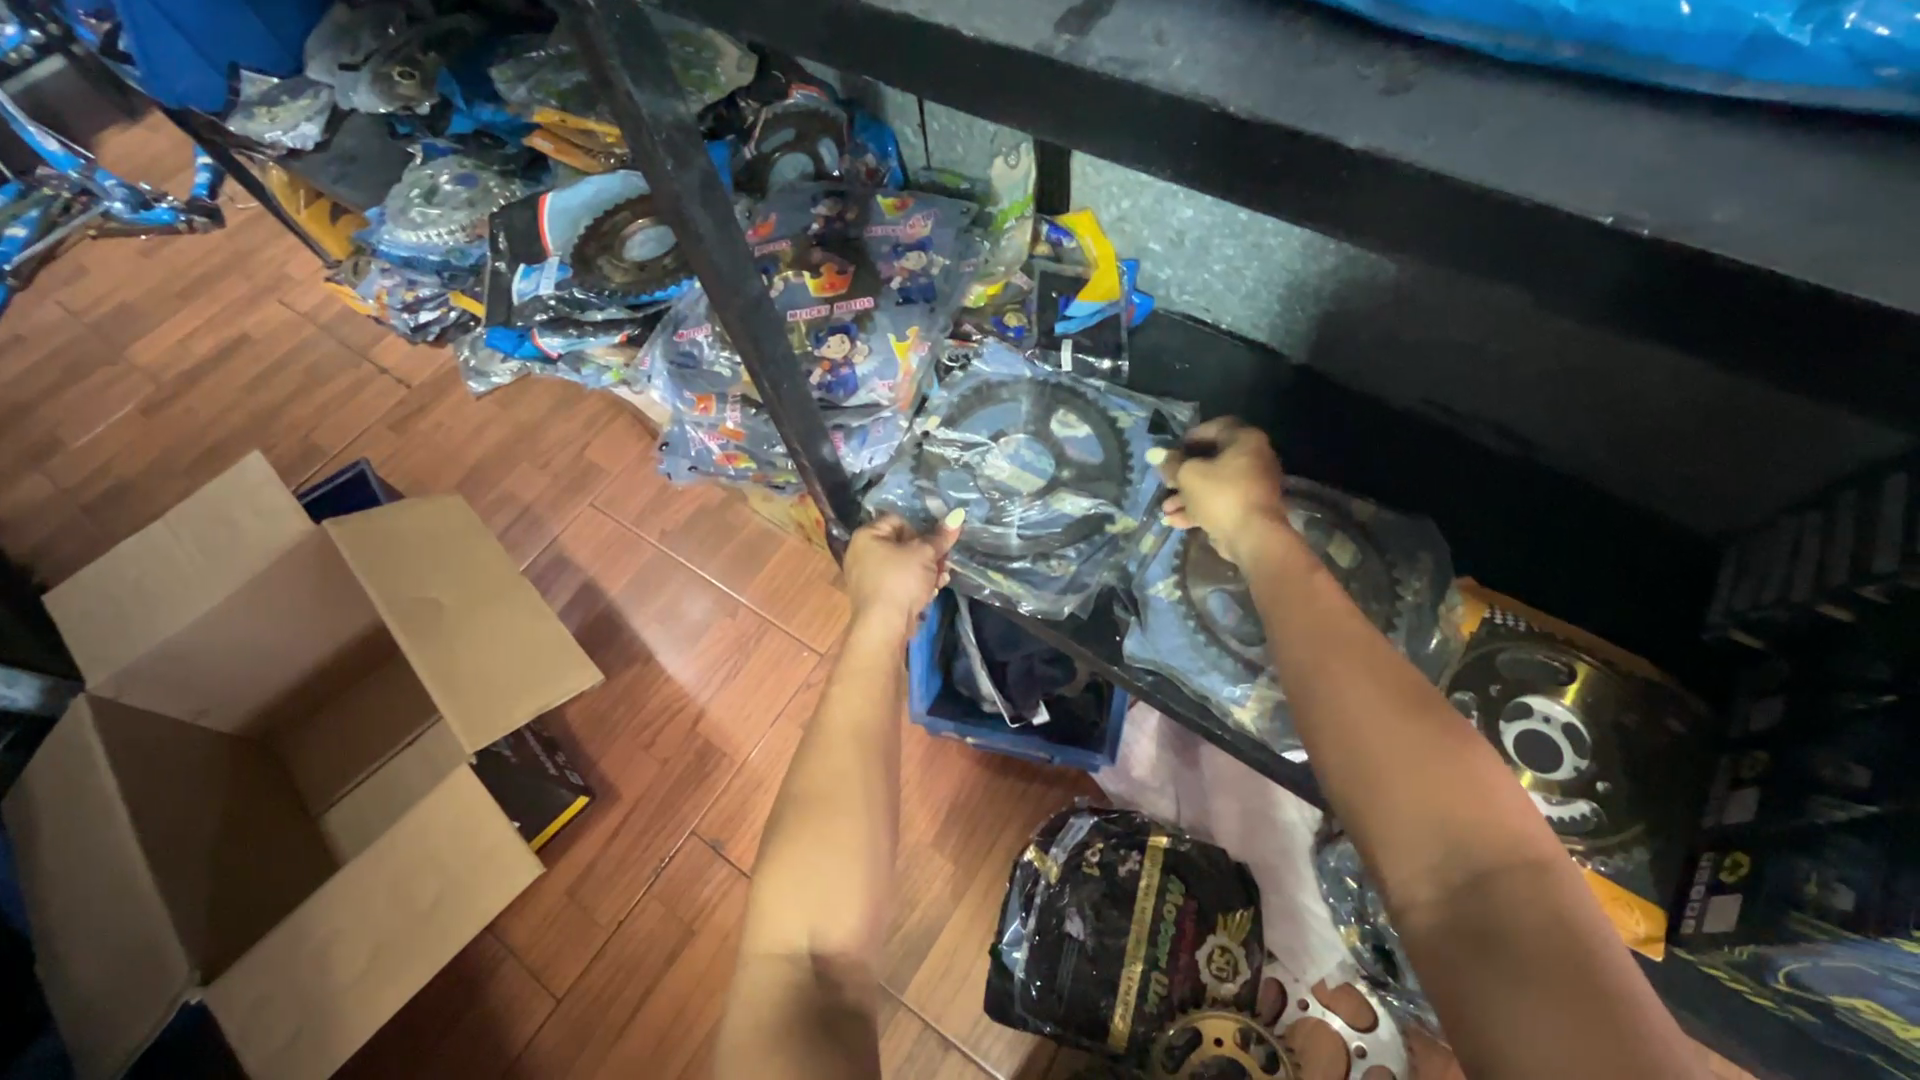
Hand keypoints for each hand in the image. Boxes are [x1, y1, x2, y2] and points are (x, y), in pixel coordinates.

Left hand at [844, 512, 960, 638]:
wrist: (884, 626)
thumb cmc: (901, 580)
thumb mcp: (924, 554)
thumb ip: (940, 536)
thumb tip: (957, 516)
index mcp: (867, 536)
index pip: (898, 520)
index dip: (922, 527)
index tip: (939, 539)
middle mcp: (862, 553)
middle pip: (903, 544)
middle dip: (928, 553)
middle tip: (945, 560)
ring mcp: (868, 577)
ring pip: (904, 565)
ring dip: (927, 570)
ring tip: (943, 577)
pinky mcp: (877, 596)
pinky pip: (899, 582)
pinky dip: (916, 584)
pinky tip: (933, 590)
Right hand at [1154, 417, 1288, 564]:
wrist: (1253, 536)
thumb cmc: (1221, 495)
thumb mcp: (1188, 475)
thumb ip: (1171, 464)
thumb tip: (1155, 454)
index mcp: (1245, 440)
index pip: (1217, 427)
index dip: (1192, 436)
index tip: (1173, 450)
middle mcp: (1254, 459)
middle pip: (1213, 459)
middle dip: (1184, 472)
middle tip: (1166, 480)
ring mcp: (1252, 486)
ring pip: (1214, 485)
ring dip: (1188, 495)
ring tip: (1165, 508)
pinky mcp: (1247, 509)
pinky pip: (1220, 502)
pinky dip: (1199, 508)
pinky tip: (1173, 520)